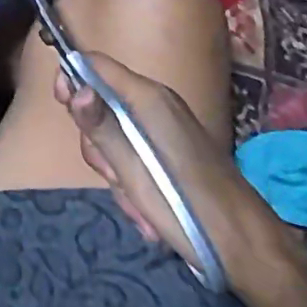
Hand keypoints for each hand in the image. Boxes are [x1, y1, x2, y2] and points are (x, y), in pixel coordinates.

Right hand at [58, 52, 306, 306]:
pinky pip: (139, 150)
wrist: (244, 242)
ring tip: (137, 204)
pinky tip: (148, 211)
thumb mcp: (132, 171)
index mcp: (147, 97)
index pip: (97, 64)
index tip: (61, 104)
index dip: (73, 77)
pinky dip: (136, 179)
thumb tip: (73, 85)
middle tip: (112, 177)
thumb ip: (100, 127)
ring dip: (118, 171)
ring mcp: (169, 123)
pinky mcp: (176, 145)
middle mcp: (158, 101)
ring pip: (119, 134)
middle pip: (104, 103)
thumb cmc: (184, 204)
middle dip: (99, 144)